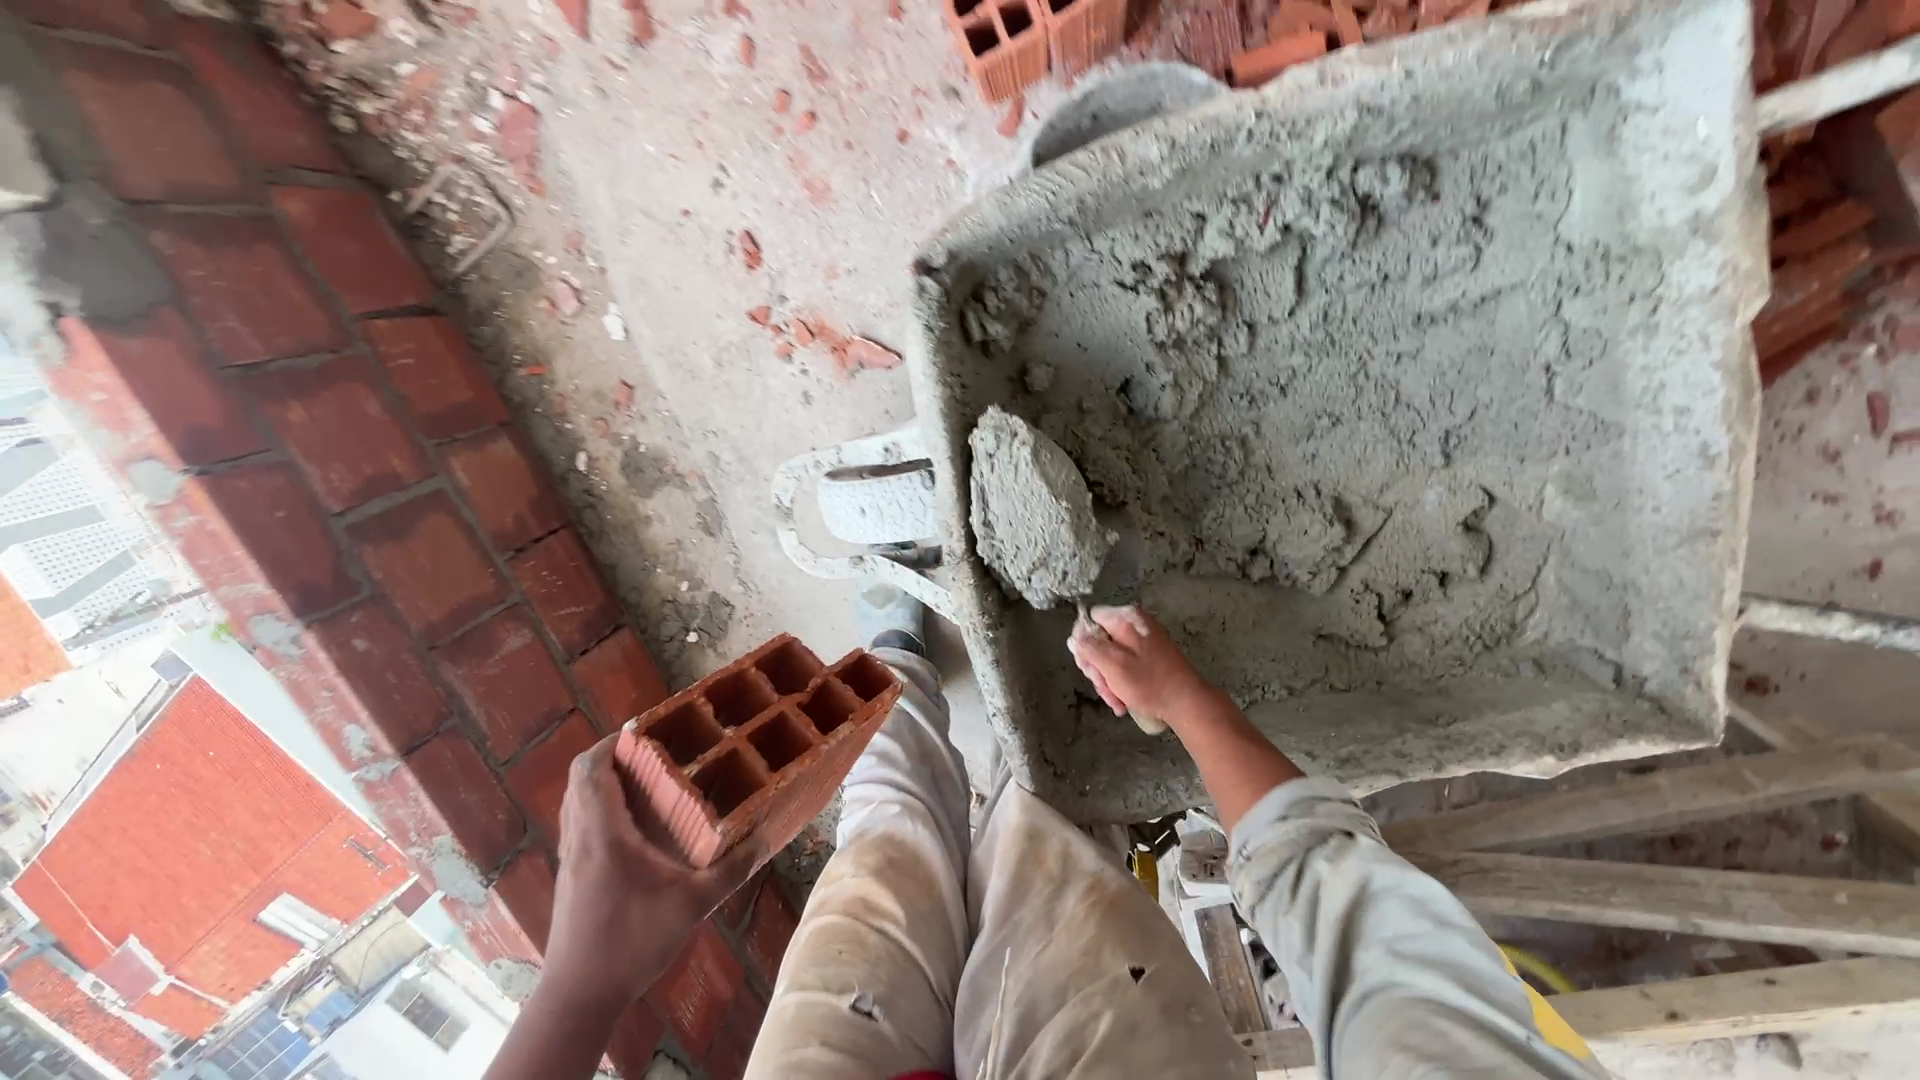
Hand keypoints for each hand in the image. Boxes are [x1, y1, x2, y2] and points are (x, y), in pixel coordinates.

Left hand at [541, 731, 762, 1014]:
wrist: (580, 994)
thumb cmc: (632, 942)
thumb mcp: (692, 905)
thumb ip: (731, 870)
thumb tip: (764, 838)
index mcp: (604, 834)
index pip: (591, 768)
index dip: (612, 741)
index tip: (646, 730)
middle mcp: (580, 837)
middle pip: (580, 778)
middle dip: (612, 756)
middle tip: (654, 751)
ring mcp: (571, 857)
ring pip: (577, 800)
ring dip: (604, 781)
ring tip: (647, 778)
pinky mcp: (571, 875)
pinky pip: (580, 822)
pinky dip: (600, 806)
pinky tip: (635, 824)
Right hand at [1066, 604, 1212, 722]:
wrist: (1187, 702)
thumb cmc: (1149, 683)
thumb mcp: (1113, 665)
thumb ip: (1089, 649)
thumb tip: (1073, 639)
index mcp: (1126, 618)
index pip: (1090, 619)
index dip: (1083, 642)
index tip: (1087, 665)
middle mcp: (1134, 623)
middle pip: (1098, 640)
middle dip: (1096, 668)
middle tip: (1104, 687)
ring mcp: (1142, 639)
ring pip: (1109, 656)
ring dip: (1107, 680)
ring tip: (1116, 701)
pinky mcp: (1148, 655)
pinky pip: (1123, 663)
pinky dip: (1120, 682)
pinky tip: (1123, 701)